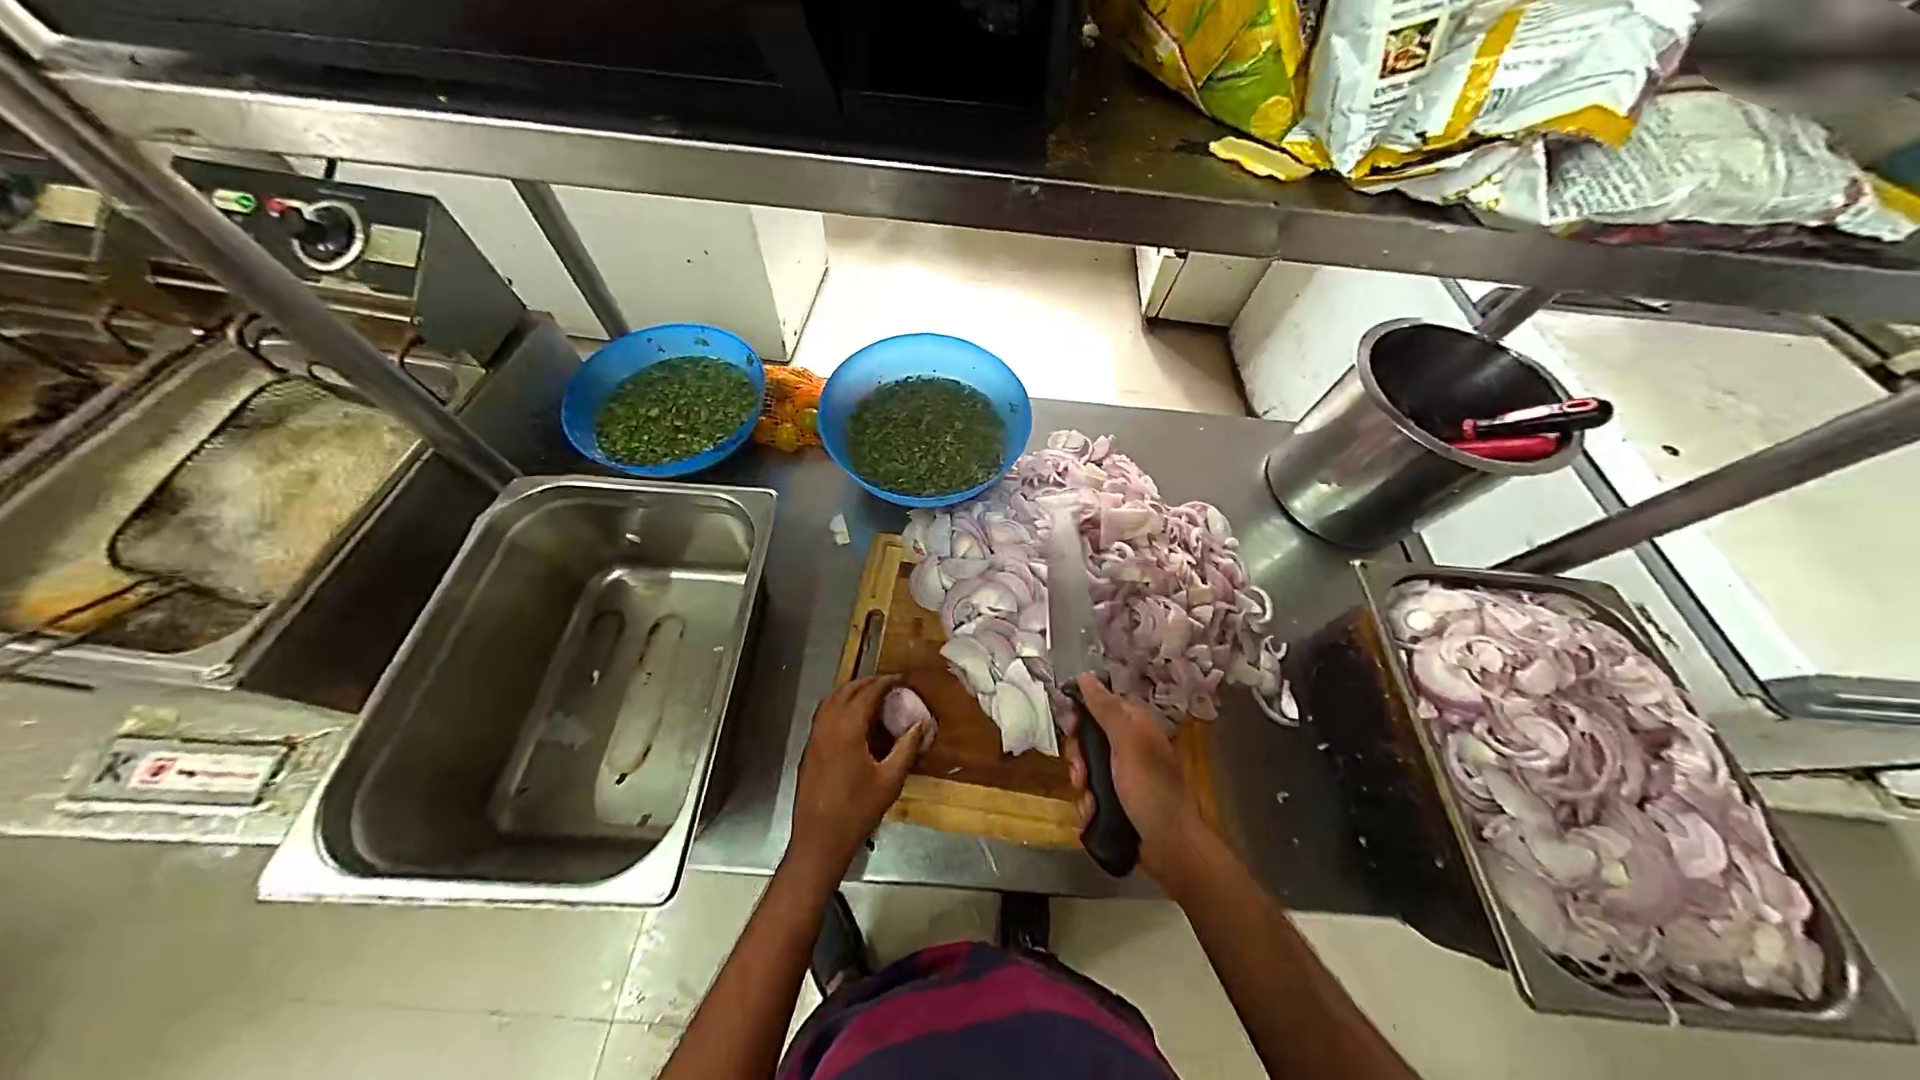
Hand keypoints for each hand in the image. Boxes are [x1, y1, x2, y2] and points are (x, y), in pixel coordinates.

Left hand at [788, 674, 923, 877]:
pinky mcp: (809, 750)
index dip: (885, 682)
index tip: (901, 678)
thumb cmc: (857, 811)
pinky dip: (838, 706)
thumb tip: (922, 724)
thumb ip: (907, 748)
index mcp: (846, 729)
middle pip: (845, 691)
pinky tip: (853, 719)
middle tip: (888, 683)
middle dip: (867, 682)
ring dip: (850, 692)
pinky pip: (823, 715)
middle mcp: (826, 727)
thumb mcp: (890, 780)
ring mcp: (814, 738)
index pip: (867, 693)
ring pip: (830, 701)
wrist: (819, 840)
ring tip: (871, 695)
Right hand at [1065, 672, 1217, 885]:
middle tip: (1082, 775)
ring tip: (1090, 801)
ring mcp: (1123, 773)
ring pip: (1086, 767)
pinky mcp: (1118, 799)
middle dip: (1078, 758)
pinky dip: (1088, 803)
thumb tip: (1084, 676)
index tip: (1071, 731)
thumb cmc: (1151, 790)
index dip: (1080, 717)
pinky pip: (1091, 791)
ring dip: (1081, 785)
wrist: (1170, 846)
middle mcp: (1129, 745)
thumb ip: (1105, 709)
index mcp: (1136, 725)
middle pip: (1088, 738)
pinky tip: (1092, 814)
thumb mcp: (1127, 743)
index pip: (1099, 706)